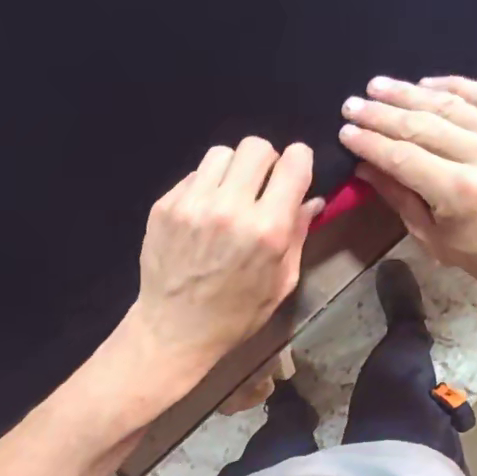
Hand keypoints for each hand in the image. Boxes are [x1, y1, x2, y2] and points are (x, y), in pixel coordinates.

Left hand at [124, 137, 322, 377]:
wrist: (174, 329)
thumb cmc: (236, 313)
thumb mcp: (281, 282)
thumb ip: (298, 234)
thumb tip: (312, 199)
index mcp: (267, 229)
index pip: (294, 161)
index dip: (299, 162)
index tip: (294, 174)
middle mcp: (230, 207)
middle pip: (256, 146)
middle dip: (266, 162)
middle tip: (260, 186)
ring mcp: (192, 203)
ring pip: (222, 153)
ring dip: (232, 170)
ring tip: (229, 196)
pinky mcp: (165, 205)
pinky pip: (194, 174)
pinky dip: (204, 187)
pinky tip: (203, 214)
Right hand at [338, 76, 476, 297]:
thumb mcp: (429, 234)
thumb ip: (396, 195)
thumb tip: (363, 164)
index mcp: (459, 192)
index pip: (402, 156)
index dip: (370, 142)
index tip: (345, 131)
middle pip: (421, 126)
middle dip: (381, 114)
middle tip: (352, 104)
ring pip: (449, 105)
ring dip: (408, 93)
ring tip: (378, 86)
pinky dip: (453, 85)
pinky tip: (424, 84)